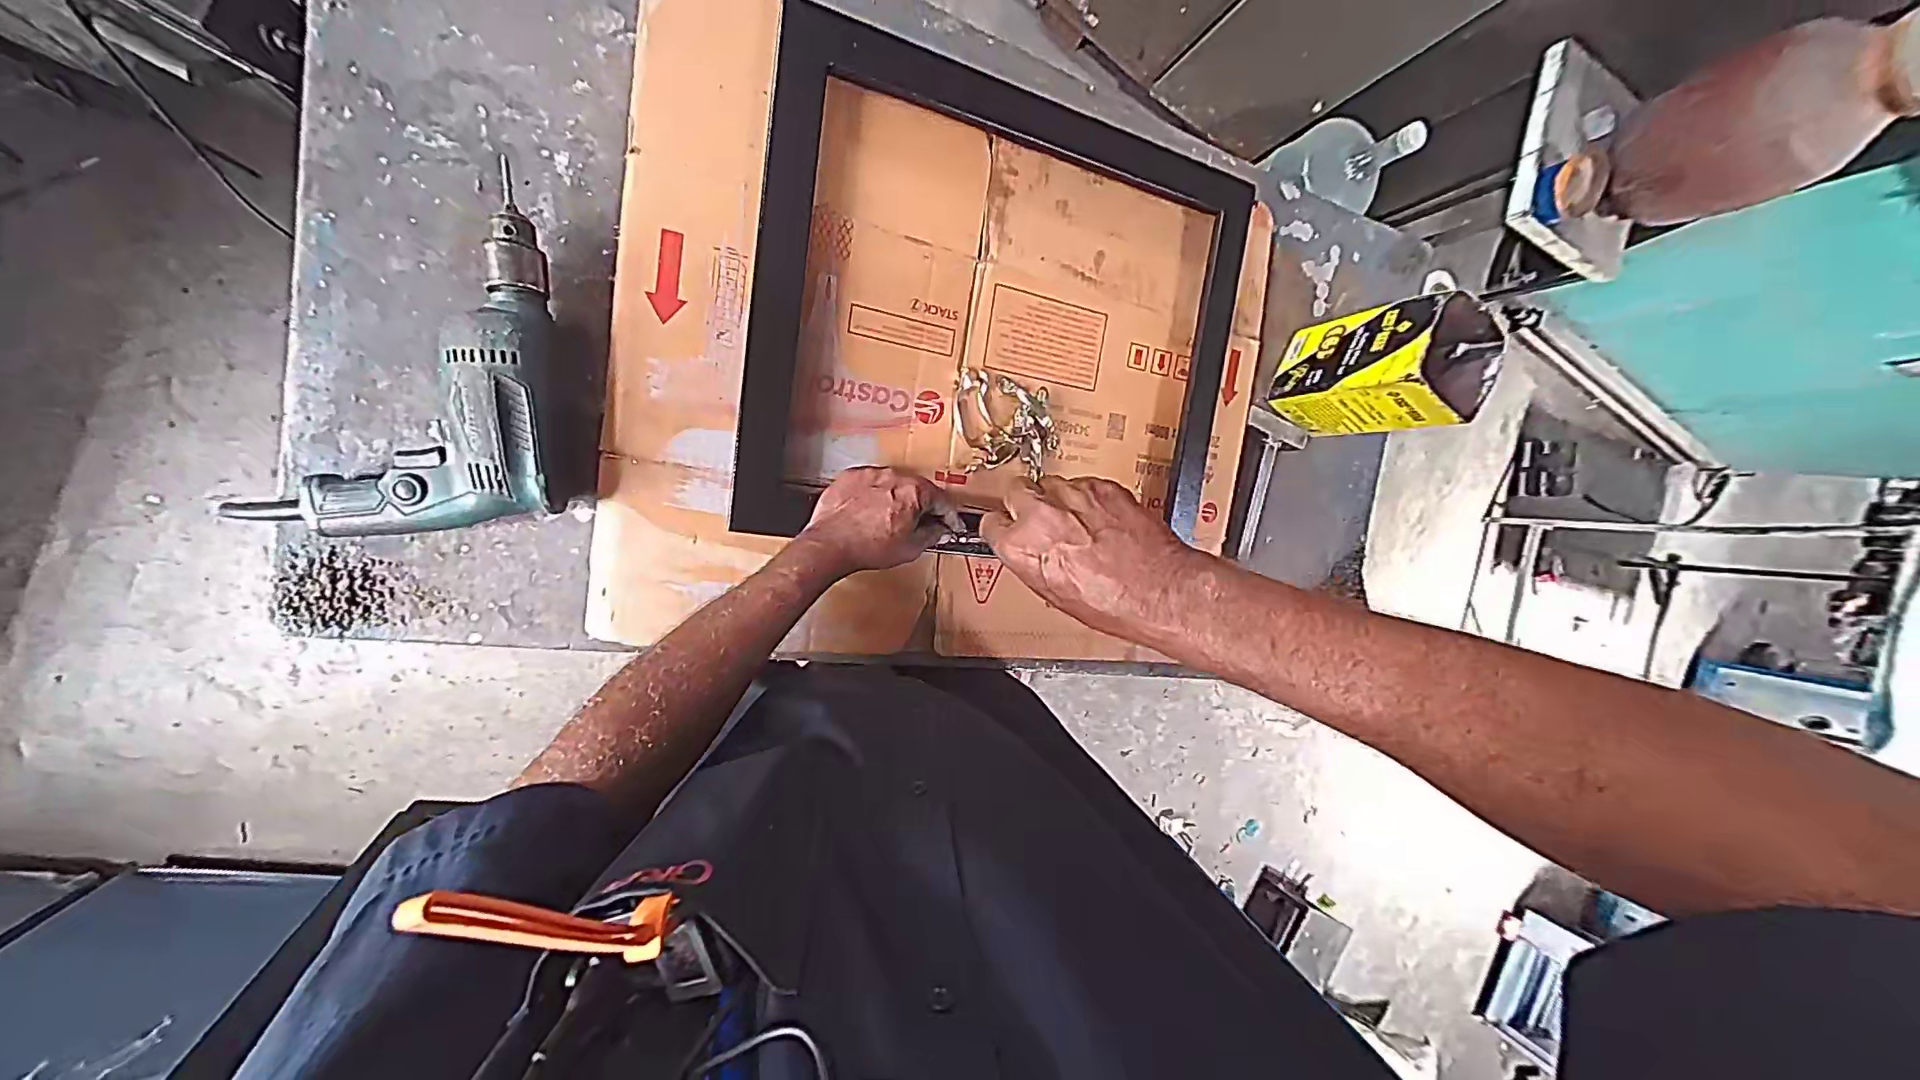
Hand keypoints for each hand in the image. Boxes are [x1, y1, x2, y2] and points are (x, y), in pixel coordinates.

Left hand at [792, 466, 961, 576]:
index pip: (942, 501)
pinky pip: (871, 483)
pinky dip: (874, 495)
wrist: (829, 544)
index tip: (951, 524)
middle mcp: (894, 476)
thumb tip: (940, 530)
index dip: (950, 516)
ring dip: (897, 499)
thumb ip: (932, 535)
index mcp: (914, 492)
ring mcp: (871, 473)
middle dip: (922, 507)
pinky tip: (870, 513)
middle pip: (918, 489)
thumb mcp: (910, 548)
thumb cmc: (866, 547)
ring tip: (890, 520)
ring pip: (893, 484)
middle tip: (921, 524)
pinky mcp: (851, 476)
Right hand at [980, 477, 1203, 635]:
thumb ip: (1029, 561)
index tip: (1010, 529)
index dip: (1004, 528)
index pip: (991, 523)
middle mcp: (1040, 515)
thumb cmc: (1111, 604)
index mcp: (1019, 547)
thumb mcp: (1052, 593)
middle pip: (1016, 490)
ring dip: (1060, 499)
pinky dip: (1090, 497)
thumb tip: (1027, 552)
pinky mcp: (1102, 486)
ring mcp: (1072, 495)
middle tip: (1044, 520)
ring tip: (1079, 523)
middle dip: (1027, 503)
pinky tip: (1102, 519)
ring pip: (1052, 483)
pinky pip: (1085, 483)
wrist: (1157, 591)